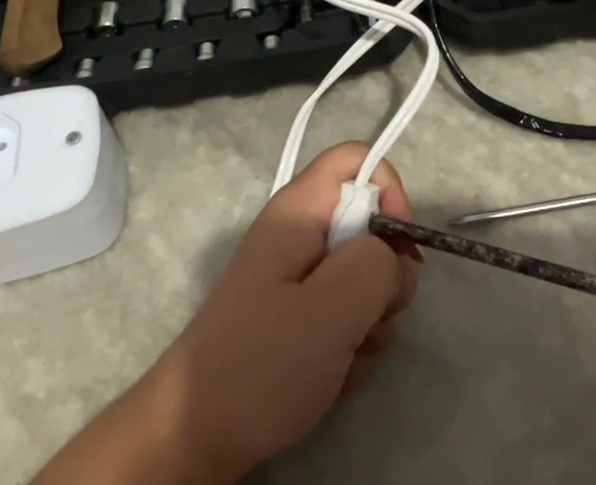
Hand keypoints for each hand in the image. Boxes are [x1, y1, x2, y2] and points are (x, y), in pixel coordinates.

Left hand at [32, 142, 419, 484]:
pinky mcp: (297, 318)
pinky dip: (353, 343)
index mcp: (297, 213)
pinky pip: (348, 315)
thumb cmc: (261, 365)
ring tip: (346, 354)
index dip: (389, 190)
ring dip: (372, 318)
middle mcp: (297, 236)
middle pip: (370, 226)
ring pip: (365, 277)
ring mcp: (297, 280)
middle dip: (387, 273)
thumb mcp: (332, 309)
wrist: (195, 435)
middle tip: (372, 315)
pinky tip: (336, 373)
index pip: (355, 160)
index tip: (400, 247)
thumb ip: (376, 264)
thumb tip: (392, 256)